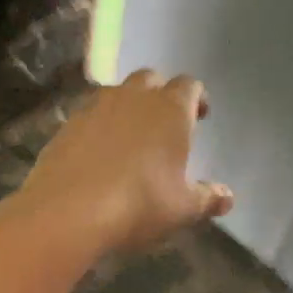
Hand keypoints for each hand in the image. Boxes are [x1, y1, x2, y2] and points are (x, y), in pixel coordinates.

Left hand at [9, 69, 234, 254]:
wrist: (67, 212)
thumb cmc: (138, 205)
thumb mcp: (182, 208)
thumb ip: (206, 198)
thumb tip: (227, 196)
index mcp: (169, 109)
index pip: (189, 86)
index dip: (197, 98)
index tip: (201, 115)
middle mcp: (132, 97)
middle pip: (150, 80)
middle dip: (160, 94)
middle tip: (165, 121)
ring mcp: (93, 108)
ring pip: (115, 94)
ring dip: (126, 108)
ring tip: (130, 137)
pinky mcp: (65, 127)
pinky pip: (88, 117)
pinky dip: (97, 128)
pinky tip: (97, 154)